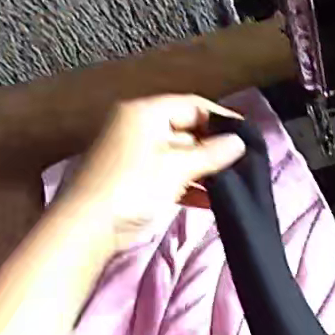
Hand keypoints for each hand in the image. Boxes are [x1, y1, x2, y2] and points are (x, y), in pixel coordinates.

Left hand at [61, 94, 247, 252]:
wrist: (86, 228)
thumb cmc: (131, 189)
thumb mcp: (175, 168)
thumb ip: (210, 154)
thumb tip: (239, 142)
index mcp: (144, 113)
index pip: (192, 105)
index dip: (222, 119)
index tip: (248, 137)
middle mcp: (137, 126)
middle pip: (185, 129)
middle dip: (213, 148)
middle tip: (242, 164)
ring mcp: (133, 154)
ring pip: (178, 155)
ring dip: (203, 170)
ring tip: (231, 185)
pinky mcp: (132, 179)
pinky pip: (168, 174)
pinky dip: (188, 184)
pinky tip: (209, 200)